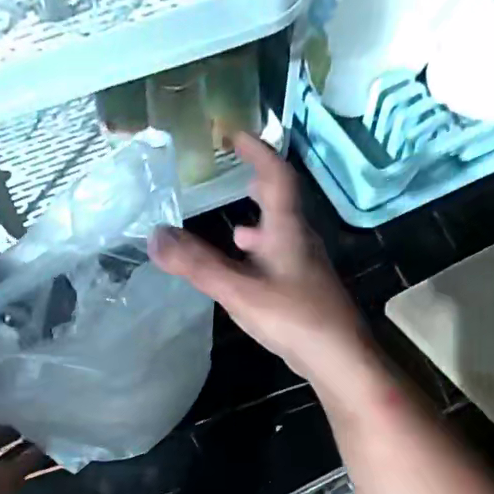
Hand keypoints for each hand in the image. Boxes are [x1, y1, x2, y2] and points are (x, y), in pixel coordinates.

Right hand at [148, 133, 376, 386]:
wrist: (338, 358)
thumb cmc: (293, 317)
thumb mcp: (239, 290)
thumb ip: (197, 265)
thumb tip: (155, 236)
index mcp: (287, 230)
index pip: (276, 176)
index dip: (257, 152)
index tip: (236, 135)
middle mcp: (300, 241)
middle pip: (281, 204)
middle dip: (259, 185)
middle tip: (238, 174)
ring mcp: (305, 268)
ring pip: (280, 235)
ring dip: (259, 225)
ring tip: (235, 230)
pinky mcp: (305, 291)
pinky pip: (279, 261)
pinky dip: (260, 256)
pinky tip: (248, 275)